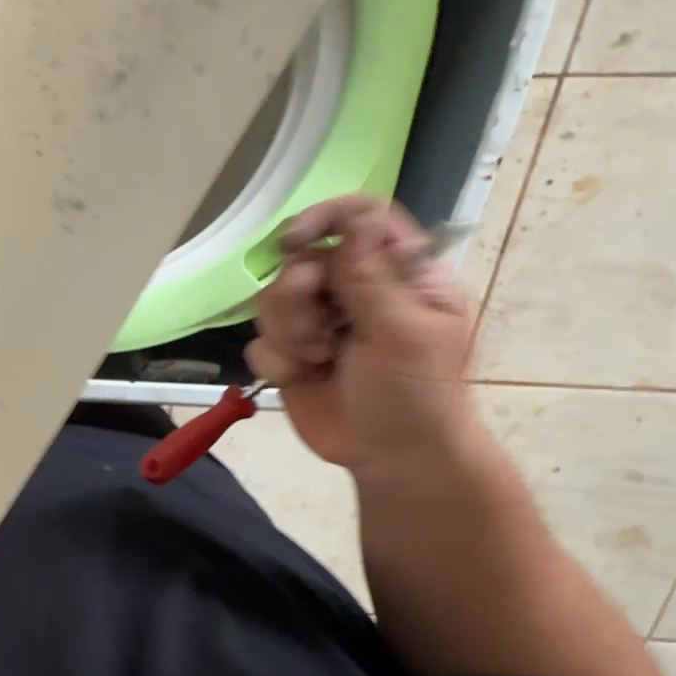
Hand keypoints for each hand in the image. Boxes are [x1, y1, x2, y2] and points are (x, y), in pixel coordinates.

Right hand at [244, 195, 479, 475]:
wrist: (393, 457)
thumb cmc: (416, 395)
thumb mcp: (404, 333)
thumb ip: (372, 278)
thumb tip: (355, 222)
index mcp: (400, 273)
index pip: (360, 218)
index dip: (324, 219)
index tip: (293, 242)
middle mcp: (355, 290)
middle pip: (301, 262)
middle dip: (298, 298)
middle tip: (318, 330)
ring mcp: (319, 324)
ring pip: (272, 302)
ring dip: (288, 333)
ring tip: (318, 360)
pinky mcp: (291, 357)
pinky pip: (259, 343)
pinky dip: (277, 362)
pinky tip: (303, 378)